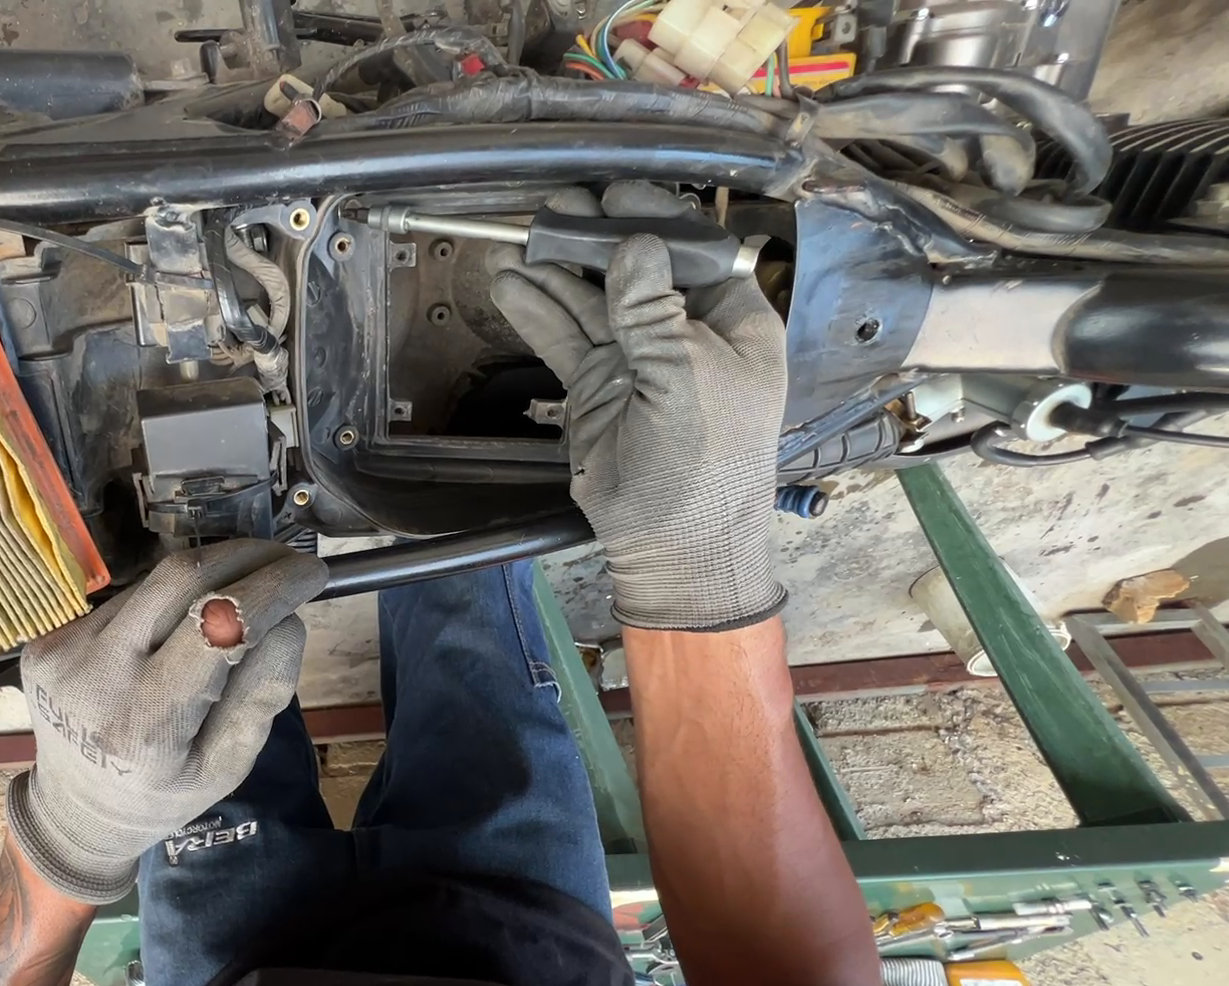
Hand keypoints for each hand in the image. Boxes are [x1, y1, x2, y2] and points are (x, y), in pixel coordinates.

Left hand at [5, 539, 327, 902]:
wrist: (74, 811)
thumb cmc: (163, 795)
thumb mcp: (229, 765)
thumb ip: (263, 691)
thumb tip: (284, 618)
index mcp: (147, 726)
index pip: (218, 626)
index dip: (273, 587)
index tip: (312, 573)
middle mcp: (95, 678)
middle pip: (181, 577)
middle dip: (247, 555)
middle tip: (287, 560)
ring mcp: (63, 652)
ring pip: (154, 580)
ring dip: (210, 574)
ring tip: (243, 590)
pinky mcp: (49, 638)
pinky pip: (128, 597)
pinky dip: (170, 597)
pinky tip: (184, 618)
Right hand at [489, 181, 786, 631]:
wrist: (668, 540)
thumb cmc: (702, 462)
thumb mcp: (685, 381)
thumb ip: (654, 315)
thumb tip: (634, 245)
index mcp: (728, 324)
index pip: (692, 254)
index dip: (654, 220)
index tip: (614, 192)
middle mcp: (679, 335)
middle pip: (632, 273)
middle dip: (594, 241)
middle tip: (553, 208)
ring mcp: (631, 361)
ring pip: (589, 305)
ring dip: (555, 274)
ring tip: (518, 241)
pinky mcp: (593, 388)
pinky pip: (564, 341)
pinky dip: (537, 315)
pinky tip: (511, 288)